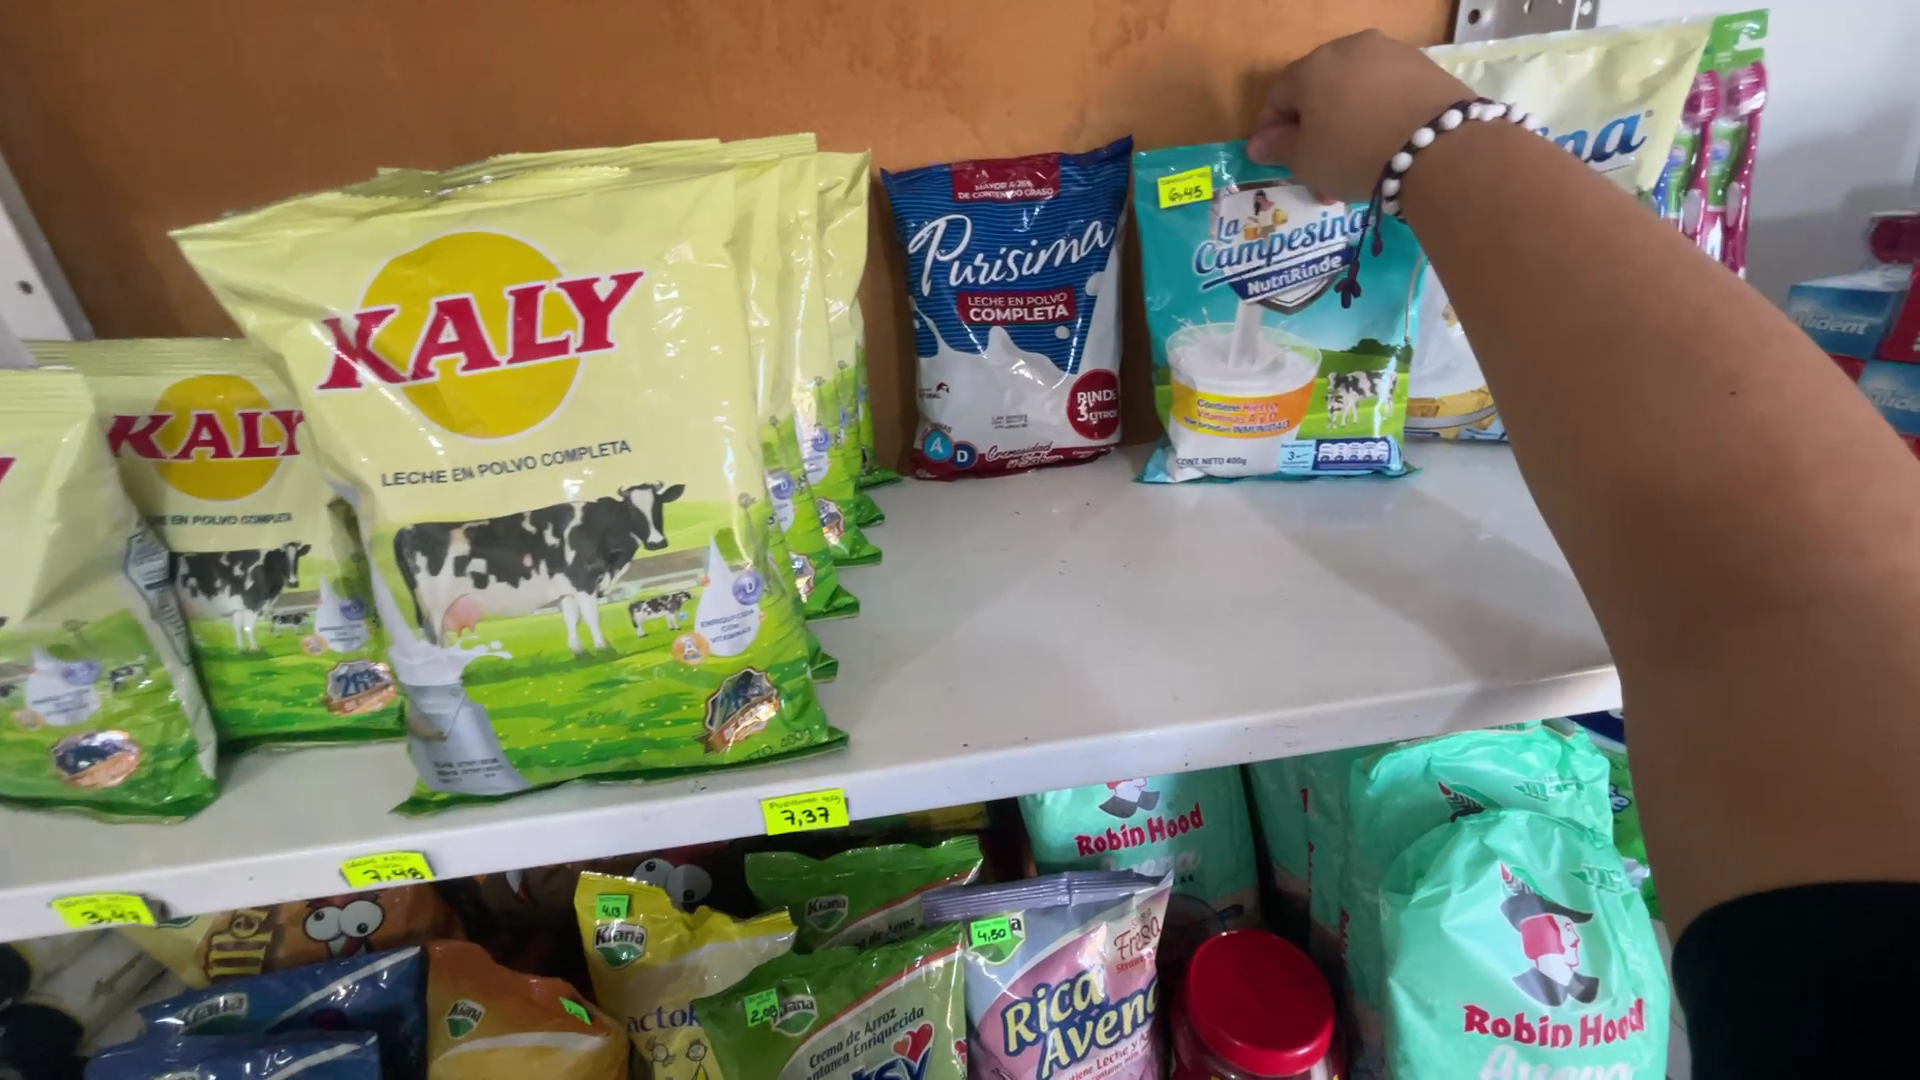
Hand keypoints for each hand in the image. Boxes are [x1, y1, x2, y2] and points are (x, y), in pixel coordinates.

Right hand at [1248, 30, 1473, 201]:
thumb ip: (1277, 148)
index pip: (1277, 95)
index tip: (1273, 156)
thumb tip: (1259, 142)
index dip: (1270, 128)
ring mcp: (1389, 51)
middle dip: (1309, 124)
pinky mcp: (1421, 64)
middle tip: (1311, 162)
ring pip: (1350, 89)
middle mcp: (1349, 47)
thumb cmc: (1350, 153)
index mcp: (1312, 67)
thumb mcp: (1304, 160)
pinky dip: (1371, 114)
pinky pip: (1381, 91)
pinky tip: (1376, 144)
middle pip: (1316, 88)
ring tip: (1346, 159)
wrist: (1437, 146)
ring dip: (1341, 121)